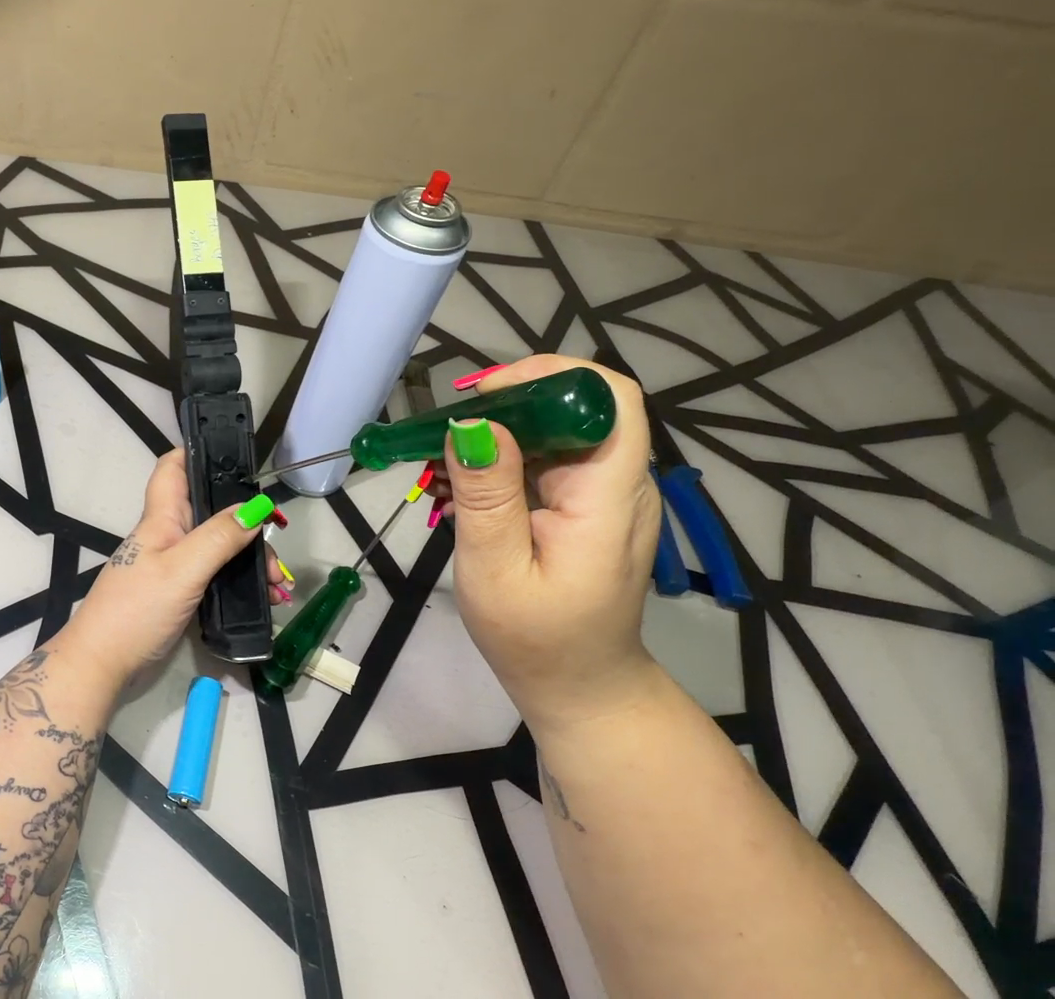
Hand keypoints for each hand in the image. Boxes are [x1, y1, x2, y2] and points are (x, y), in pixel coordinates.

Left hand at [56, 449, 284, 683]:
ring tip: (278, 588)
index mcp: (161, 519)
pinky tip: (264, 599)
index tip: (236, 458)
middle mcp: (167, 537)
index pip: (173, 469)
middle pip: (211, 513)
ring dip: (251, 561)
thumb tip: (255, 509)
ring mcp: (172, 567)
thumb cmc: (136, 610)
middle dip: (248, 526)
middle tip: (275, 557)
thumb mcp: (182, 570)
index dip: (198, 454)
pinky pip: (216, 577)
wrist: (102, 663)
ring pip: (218, 548)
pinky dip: (241, 584)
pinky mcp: (177, 595)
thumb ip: (218, 538)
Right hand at [431, 355, 666, 732]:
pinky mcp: (587, 507)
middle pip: (577, 408)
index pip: (610, 399)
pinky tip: (463, 488)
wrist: (580, 687)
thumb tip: (472, 422)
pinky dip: (503, 460)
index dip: (550, 376)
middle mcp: (619, 484)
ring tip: (443, 466)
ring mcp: (605, 495)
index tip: (484, 394)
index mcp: (608, 496)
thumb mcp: (495, 568)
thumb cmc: (537, 638)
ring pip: (557, 432)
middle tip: (443, 435)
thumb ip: (488, 495)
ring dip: (498, 434)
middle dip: (507, 406)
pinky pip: (548, 460)